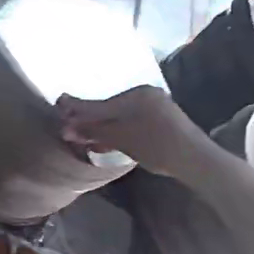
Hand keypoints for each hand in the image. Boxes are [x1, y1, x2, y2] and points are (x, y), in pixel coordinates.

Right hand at [56, 86, 212, 178]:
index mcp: (136, 95)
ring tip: (84, 135)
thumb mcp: (122, 139)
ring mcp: (155, 106)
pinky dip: (118, 129)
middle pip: (109, 108)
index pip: (100, 103)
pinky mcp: (161, 119)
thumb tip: (67, 128)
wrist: (195, 159)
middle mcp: (145, 95)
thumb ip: (94, 132)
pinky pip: (132, 120)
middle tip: (69, 124)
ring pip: (120, 115)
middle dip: (89, 118)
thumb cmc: (158, 146)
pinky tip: (107, 139)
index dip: (78, 108)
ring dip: (102, 126)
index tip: (59, 104)